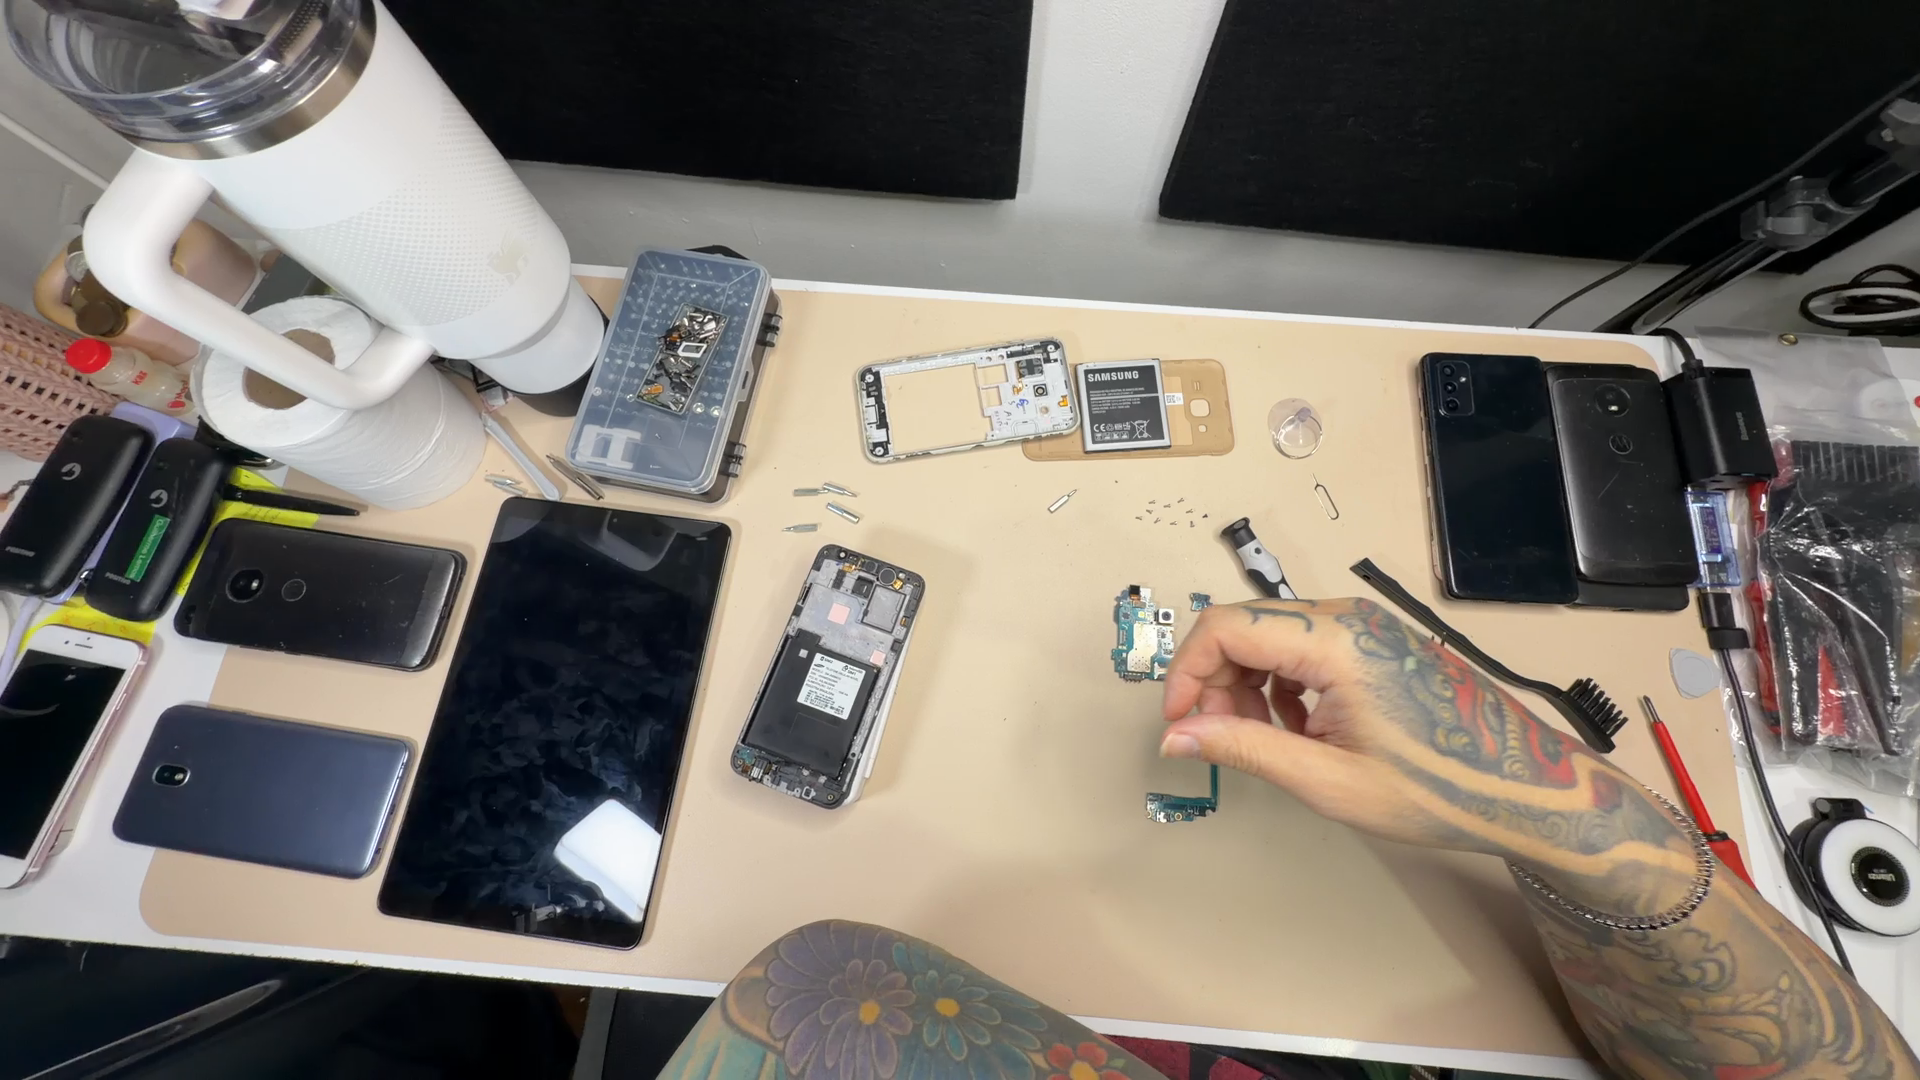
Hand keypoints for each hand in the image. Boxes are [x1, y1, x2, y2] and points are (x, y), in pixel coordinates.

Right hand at [1161, 598, 1691, 882]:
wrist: (1536, 792)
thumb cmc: (1437, 789)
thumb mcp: (1327, 779)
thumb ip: (1242, 747)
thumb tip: (1173, 737)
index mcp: (1333, 640)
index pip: (1224, 627)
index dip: (1187, 671)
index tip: (1178, 721)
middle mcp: (1342, 616)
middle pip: (1241, 627)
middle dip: (1214, 681)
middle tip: (1218, 736)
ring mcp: (1359, 623)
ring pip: (1265, 635)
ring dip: (1244, 684)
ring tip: (1262, 737)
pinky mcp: (1369, 638)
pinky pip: (1296, 644)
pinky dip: (1276, 682)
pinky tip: (1298, 726)